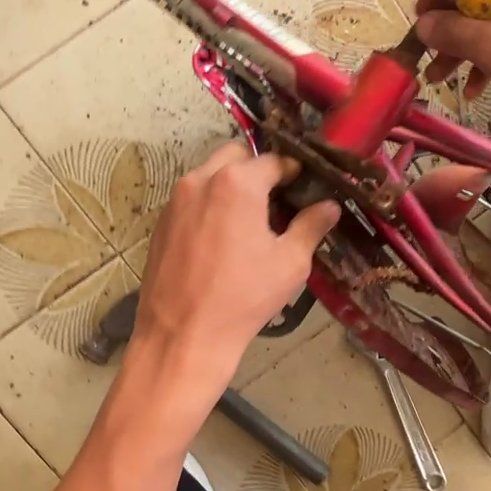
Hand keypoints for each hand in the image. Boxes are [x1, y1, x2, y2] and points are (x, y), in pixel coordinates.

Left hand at [133, 143, 341, 373]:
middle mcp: (201, 180)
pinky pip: (192, 199)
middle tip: (276, 203)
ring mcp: (175, 200)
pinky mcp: (161, 222)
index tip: (305, 190)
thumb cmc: (243, 297)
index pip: (274, 160)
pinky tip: (222, 240)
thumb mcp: (289, 263)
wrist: (183, 334)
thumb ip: (310, 226)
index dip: (294, 173)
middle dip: (258, 171)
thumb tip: (329, 206)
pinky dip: (210, 205)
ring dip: (232, 186)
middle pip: (237, 156)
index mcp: (237, 183)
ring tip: (249, 223)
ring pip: (210, 175)